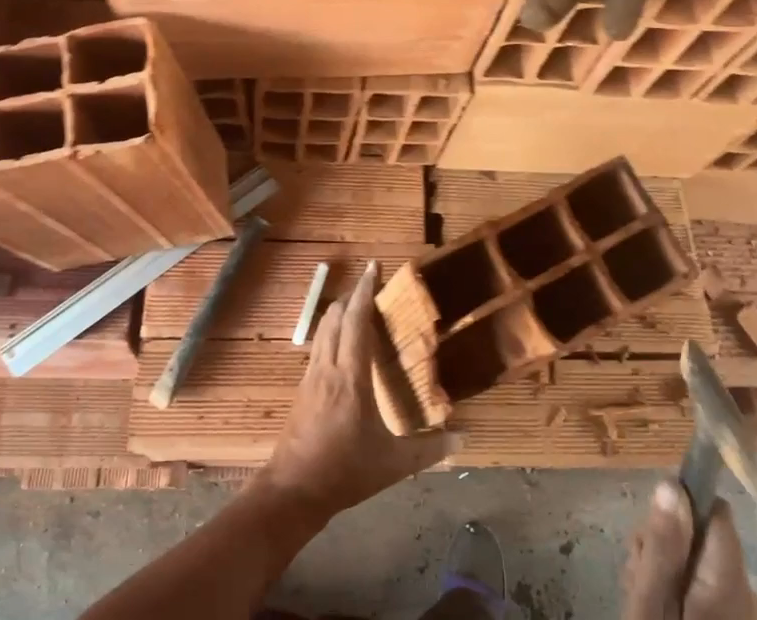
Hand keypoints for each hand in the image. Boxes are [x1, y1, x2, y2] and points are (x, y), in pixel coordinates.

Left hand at [257, 265, 458, 516]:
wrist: (294, 489)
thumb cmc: (345, 471)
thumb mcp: (393, 463)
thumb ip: (429, 448)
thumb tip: (462, 438)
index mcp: (351, 377)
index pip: (357, 322)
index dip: (366, 292)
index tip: (375, 267)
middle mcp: (328, 368)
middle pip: (336, 318)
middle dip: (353, 295)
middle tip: (372, 282)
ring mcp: (311, 378)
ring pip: (323, 331)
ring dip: (339, 312)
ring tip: (357, 305)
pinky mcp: (303, 390)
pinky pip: (318, 348)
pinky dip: (331, 333)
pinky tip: (341, 344)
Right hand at [622, 483, 756, 619]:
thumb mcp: (653, 598)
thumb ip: (663, 544)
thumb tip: (670, 484)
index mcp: (730, 578)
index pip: (714, 509)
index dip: (679, 507)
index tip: (650, 529)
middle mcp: (748, 588)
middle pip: (703, 536)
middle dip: (665, 542)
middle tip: (639, 570)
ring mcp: (745, 608)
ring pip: (701, 561)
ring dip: (669, 565)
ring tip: (644, 589)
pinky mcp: (736, 618)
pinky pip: (707, 585)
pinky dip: (682, 587)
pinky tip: (662, 603)